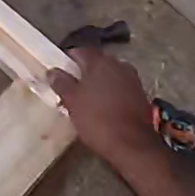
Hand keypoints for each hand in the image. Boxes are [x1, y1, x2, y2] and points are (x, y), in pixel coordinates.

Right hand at [48, 48, 164, 165]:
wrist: (132, 144)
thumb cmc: (97, 119)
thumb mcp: (72, 101)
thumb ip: (61, 82)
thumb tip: (53, 71)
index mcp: (100, 61)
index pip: (80, 51)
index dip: (67, 60)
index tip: (59, 73)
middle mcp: (119, 64)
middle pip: (96, 62)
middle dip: (83, 72)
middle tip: (71, 88)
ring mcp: (133, 79)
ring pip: (110, 75)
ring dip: (99, 83)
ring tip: (87, 100)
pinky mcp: (141, 95)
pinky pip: (121, 88)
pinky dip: (111, 93)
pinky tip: (104, 108)